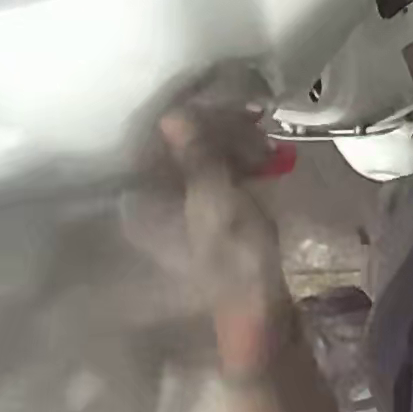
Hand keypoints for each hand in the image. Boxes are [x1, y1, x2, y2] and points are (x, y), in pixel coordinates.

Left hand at [157, 72, 292, 374]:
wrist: (256, 307)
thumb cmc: (236, 255)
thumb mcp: (219, 201)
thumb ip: (198, 157)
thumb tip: (171, 114)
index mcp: (144, 197)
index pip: (159, 136)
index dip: (196, 114)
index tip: (232, 104)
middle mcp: (150, 197)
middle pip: (180, 142)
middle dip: (221, 129)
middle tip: (260, 125)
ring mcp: (174, 204)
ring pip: (199, 153)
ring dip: (234, 142)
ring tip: (268, 147)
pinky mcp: (199, 208)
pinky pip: (212, 168)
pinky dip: (237, 159)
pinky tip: (264, 158)